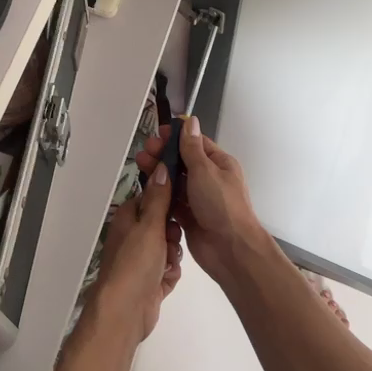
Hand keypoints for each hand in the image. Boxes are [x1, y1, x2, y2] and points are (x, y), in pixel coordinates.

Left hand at [90, 163, 183, 340]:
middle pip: (162, 224)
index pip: (151, 199)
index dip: (167, 202)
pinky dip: (170, 273)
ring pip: (167, 248)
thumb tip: (161, 167)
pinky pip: (167, 269)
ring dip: (173, 254)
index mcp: (128, 218)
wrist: (125, 312)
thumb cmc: (135, 263)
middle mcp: (133, 237)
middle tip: (170, 241)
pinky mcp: (149, 282)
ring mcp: (141, 260)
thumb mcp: (149, 225)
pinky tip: (168, 278)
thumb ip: (158, 197)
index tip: (178, 208)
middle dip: (172, 232)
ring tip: (169, 263)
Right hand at [135, 117, 267, 284]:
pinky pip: (172, 201)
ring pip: (175, 181)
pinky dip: (160, 194)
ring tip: (140, 164)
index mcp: (219, 164)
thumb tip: (190, 120)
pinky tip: (145, 188)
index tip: (157, 133)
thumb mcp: (205, 170)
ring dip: (159, 172)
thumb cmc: (221, 204)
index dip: (176, 137)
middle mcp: (209, 179)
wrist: (231, 250)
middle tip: (145, 150)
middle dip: (164, 154)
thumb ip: (192, 147)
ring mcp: (199, 199)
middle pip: (183, 161)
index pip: (195, 143)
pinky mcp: (189, 217)